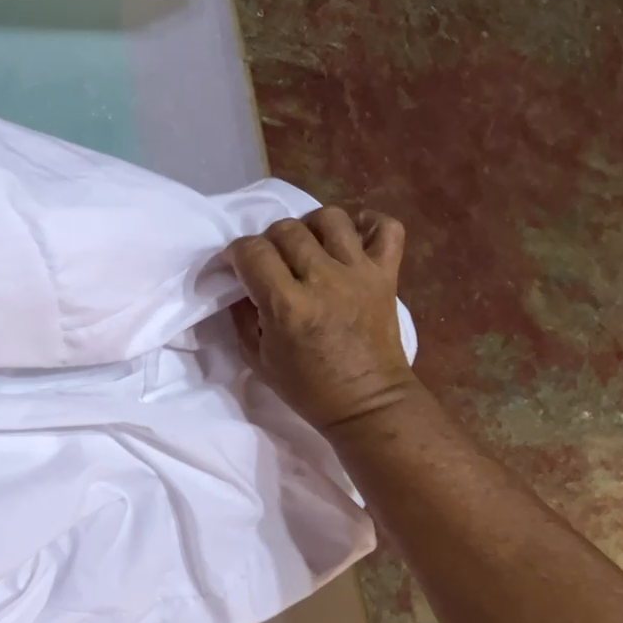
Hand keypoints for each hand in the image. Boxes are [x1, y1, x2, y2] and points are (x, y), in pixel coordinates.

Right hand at [227, 206, 418, 432]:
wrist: (368, 404)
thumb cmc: (306, 387)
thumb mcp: (256, 356)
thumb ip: (243, 313)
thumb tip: (240, 282)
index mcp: (288, 306)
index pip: (251, 251)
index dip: (234, 253)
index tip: (234, 266)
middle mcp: (324, 281)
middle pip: (286, 229)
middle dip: (267, 242)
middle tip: (270, 264)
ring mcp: (360, 274)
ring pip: (329, 218)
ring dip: (310, 228)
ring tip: (307, 249)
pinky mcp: (387, 274)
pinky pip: (385, 227)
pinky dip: (367, 224)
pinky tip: (350, 241)